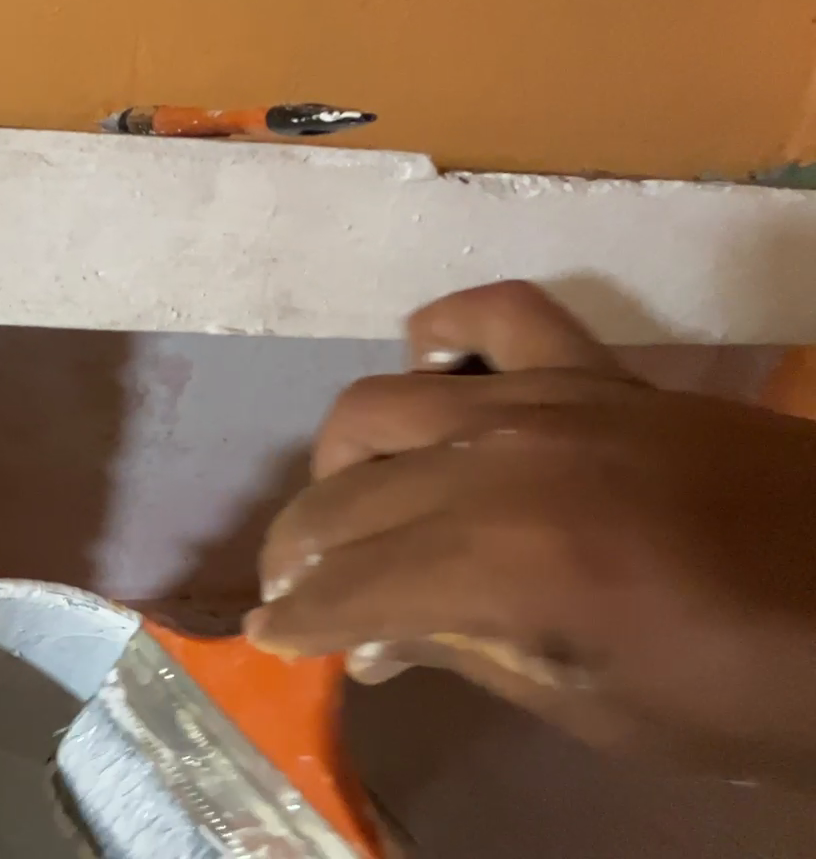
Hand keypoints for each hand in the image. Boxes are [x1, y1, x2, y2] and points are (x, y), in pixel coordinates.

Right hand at [245, 281, 815, 786]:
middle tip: (295, 586)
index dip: (299, 618)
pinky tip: (432, 375)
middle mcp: (501, 469)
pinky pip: (494, 316)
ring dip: (339, 459)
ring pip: (374, 408)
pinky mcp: (592, 372)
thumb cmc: (760, 687)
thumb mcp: (602, 711)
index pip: (353, 587)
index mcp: (509, 566)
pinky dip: (445, 338)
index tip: (268, 635)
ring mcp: (545, 404)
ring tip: (353, 496)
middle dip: (297, 553)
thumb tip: (364, 644)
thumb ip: (461, 656)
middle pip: (344, 500)